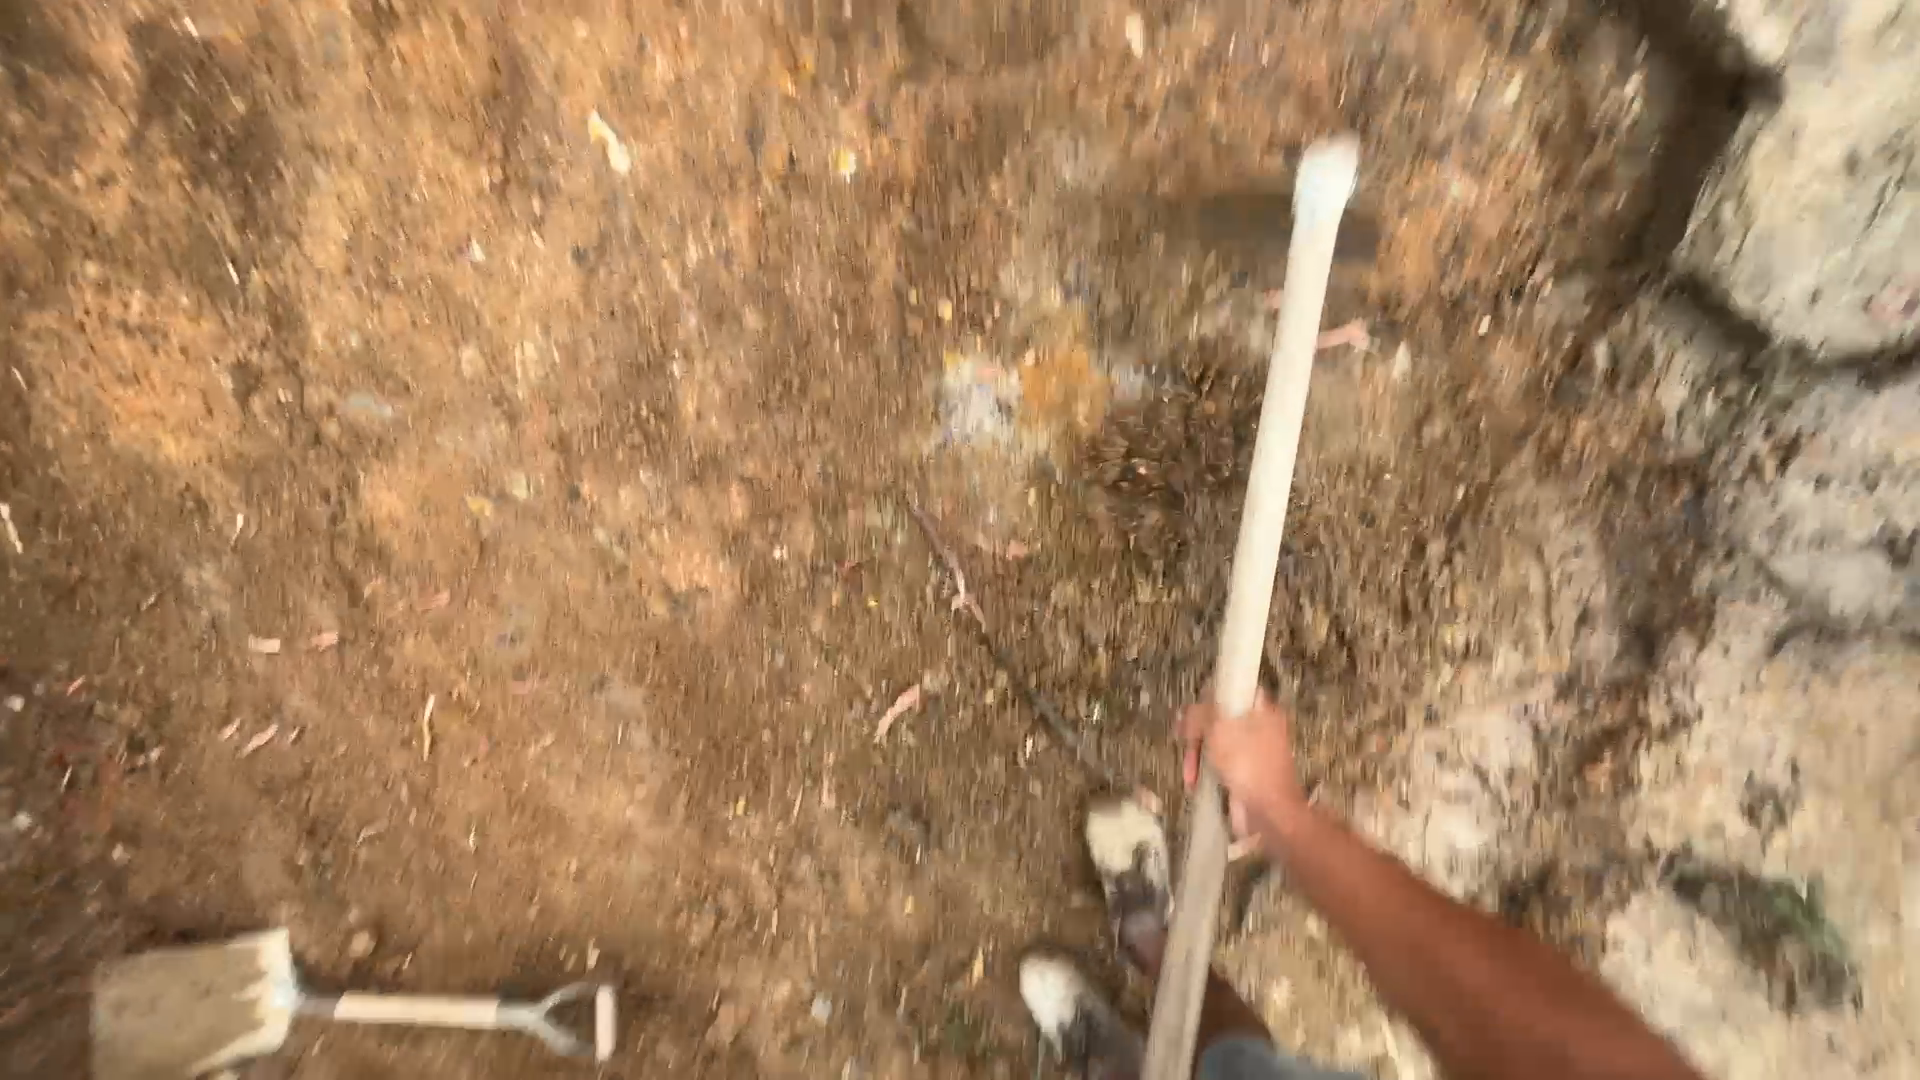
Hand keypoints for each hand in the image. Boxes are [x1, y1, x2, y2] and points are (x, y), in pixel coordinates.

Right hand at [1177, 692, 1305, 836]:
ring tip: (1188, 770)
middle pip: (1219, 716)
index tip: (1192, 709)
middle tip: (1182, 738)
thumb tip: (1189, 710)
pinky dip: (1207, 769)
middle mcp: (1261, 726)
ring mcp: (1255, 751)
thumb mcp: (1218, 729)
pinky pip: (1221, 762)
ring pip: (1217, 741)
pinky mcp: (1248, 772)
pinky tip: (1195, 781)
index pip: (1231, 689)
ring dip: (1198, 753)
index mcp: (1261, 709)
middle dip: (1197, 729)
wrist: (1271, 813)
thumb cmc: (1248, 765)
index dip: (1208, 696)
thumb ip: (1200, 713)